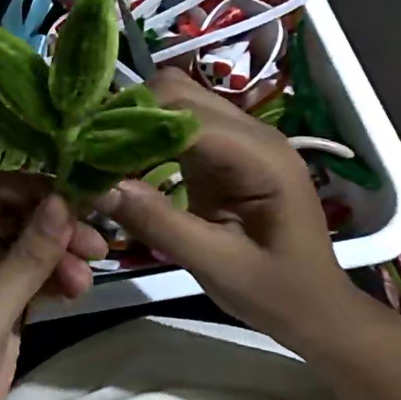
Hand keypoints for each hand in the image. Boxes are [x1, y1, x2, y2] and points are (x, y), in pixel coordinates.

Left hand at [0, 173, 107, 399]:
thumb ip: (26, 260)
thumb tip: (64, 202)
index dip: (34, 190)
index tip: (80, 201)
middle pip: (17, 213)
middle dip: (56, 226)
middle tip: (96, 245)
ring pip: (32, 241)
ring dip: (62, 253)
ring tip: (86, 279)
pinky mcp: (3, 295)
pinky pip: (36, 270)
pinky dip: (58, 276)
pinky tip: (76, 290)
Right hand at [96, 68, 357, 345]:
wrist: (316, 306)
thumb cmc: (277, 291)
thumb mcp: (217, 265)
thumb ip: (161, 224)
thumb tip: (101, 188)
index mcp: (261, 158)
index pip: (186, 116)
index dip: (132, 125)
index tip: (84, 150)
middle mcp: (252, 134)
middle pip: (179, 93)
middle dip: (128, 115)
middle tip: (85, 153)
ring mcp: (239, 139)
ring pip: (176, 101)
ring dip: (135, 121)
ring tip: (98, 155)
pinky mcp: (225, 153)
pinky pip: (178, 126)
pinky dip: (146, 136)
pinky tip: (123, 163)